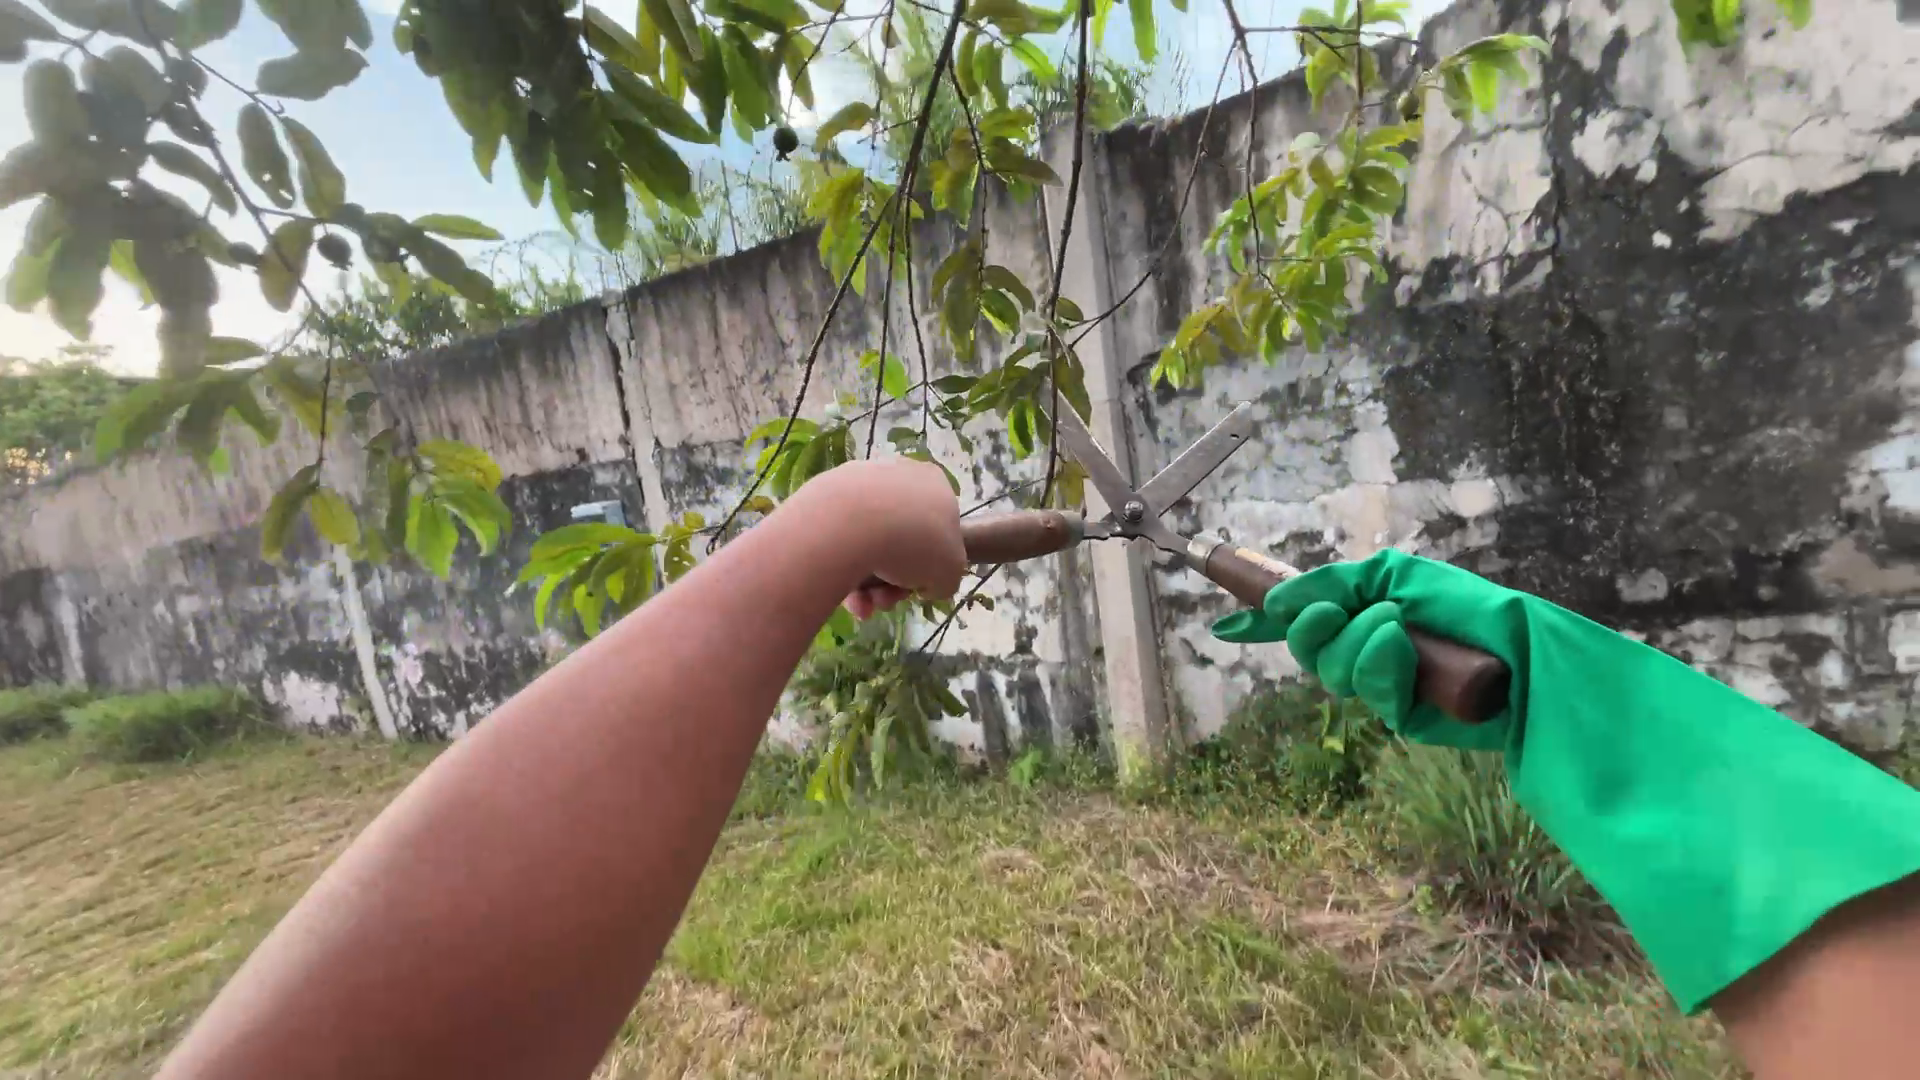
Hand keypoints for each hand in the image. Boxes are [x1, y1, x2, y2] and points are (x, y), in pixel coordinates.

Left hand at [803, 459, 965, 617]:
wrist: (852, 524)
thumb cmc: (916, 543)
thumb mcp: (950, 572)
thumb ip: (945, 577)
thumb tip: (927, 583)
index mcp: (935, 484)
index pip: (938, 530)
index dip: (930, 565)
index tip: (917, 586)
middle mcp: (899, 475)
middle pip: (902, 539)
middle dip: (895, 580)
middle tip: (885, 601)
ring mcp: (860, 480)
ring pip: (870, 541)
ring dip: (869, 580)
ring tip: (861, 603)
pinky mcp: (826, 490)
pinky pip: (841, 535)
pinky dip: (843, 564)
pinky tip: (842, 589)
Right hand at [1211, 549, 1516, 748]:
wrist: (1528, 648)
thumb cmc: (1464, 605)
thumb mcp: (1392, 575)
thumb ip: (1332, 583)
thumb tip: (1276, 602)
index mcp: (1357, 615)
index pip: (1297, 623)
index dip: (1260, 625)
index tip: (1225, 629)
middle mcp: (1361, 649)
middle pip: (1305, 650)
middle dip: (1311, 628)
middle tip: (1332, 610)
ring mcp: (1379, 683)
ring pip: (1330, 671)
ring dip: (1355, 640)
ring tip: (1393, 623)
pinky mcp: (1399, 715)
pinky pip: (1366, 690)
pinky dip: (1378, 662)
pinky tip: (1402, 647)